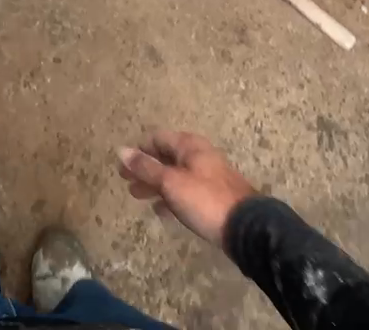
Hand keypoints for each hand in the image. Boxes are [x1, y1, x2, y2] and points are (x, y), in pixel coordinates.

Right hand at [117, 130, 257, 244]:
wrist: (248, 230)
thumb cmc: (205, 199)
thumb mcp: (170, 182)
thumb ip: (146, 167)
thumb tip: (120, 150)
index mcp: (189, 145)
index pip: (157, 138)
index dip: (138, 150)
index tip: (124, 165)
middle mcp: (199, 156)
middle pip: (165, 157)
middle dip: (145, 169)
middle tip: (126, 183)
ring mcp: (208, 177)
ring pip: (175, 176)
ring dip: (156, 184)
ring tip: (138, 197)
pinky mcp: (214, 198)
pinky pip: (186, 192)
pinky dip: (171, 197)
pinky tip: (161, 211)